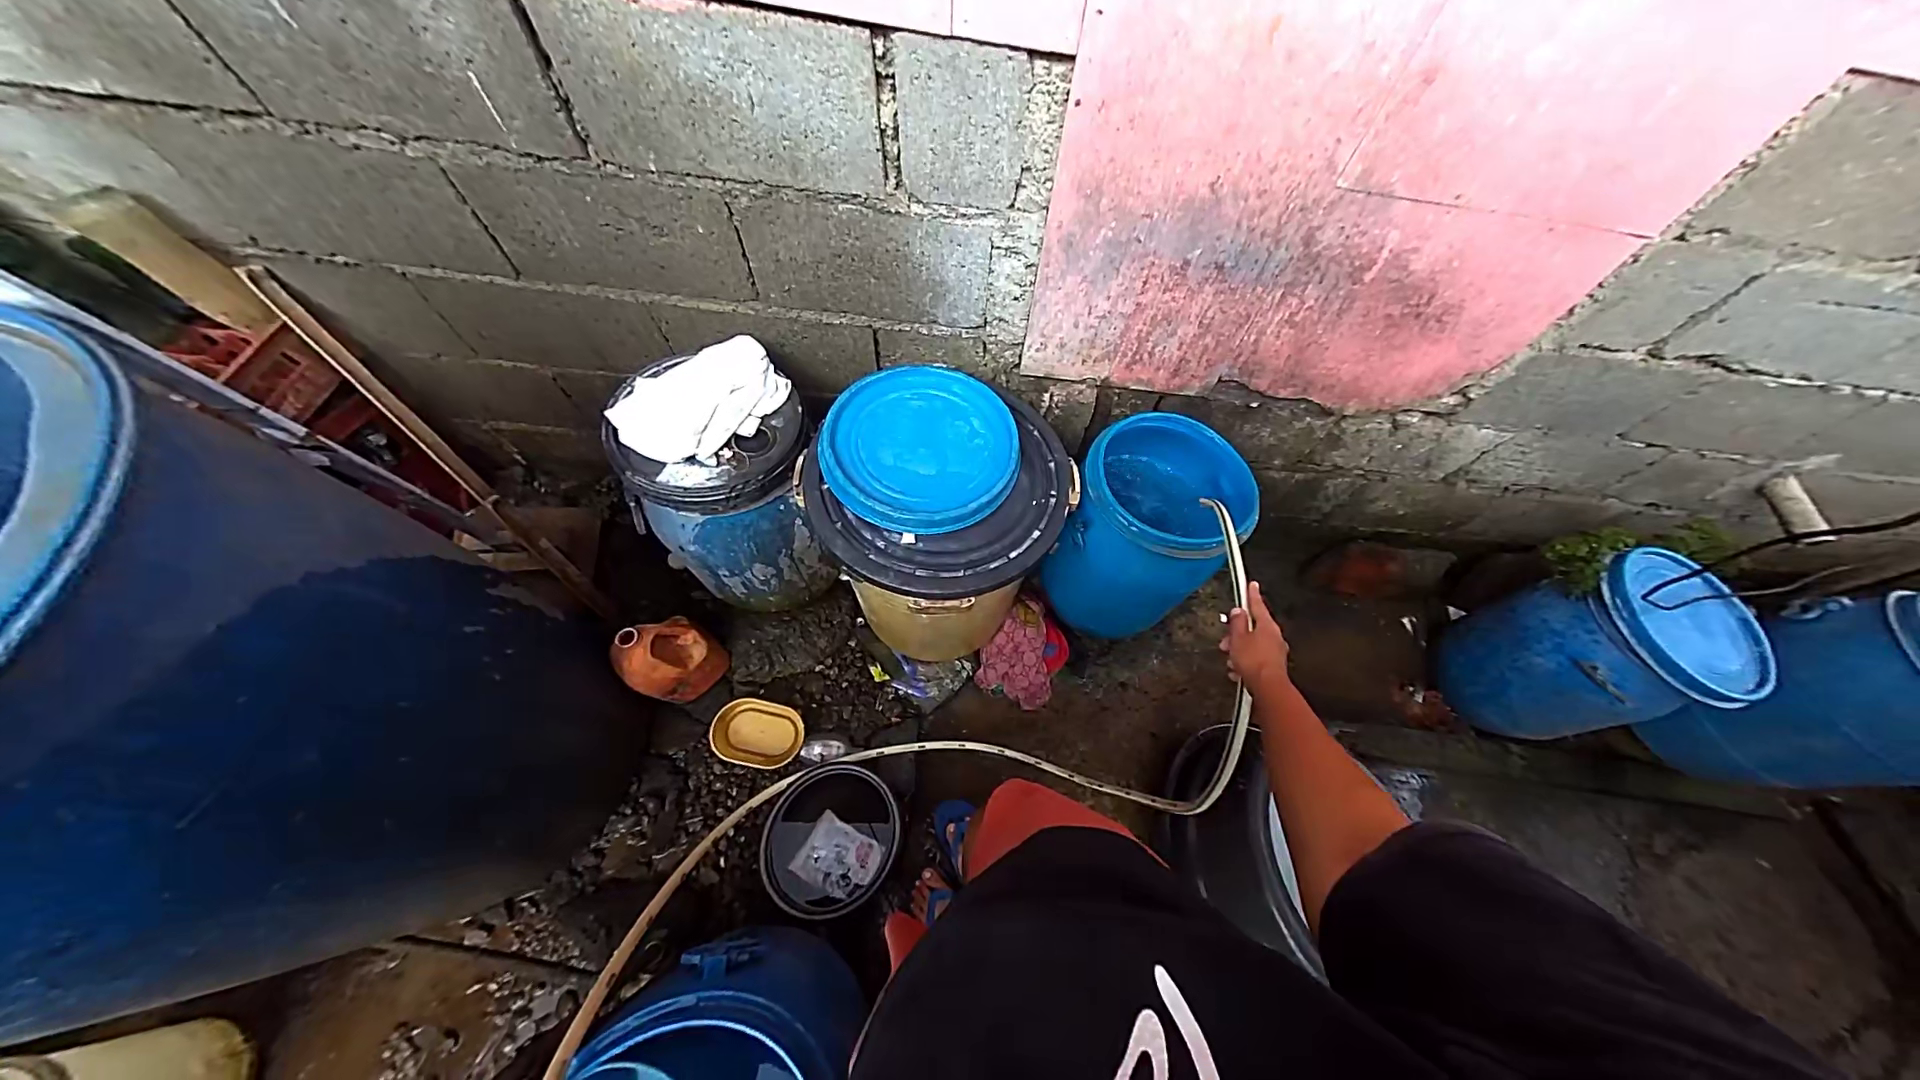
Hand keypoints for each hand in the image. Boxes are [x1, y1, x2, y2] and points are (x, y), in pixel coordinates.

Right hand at [1220, 581, 1290, 689]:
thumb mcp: (1238, 639)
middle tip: (1226, 641)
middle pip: (1252, 627)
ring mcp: (1275, 650)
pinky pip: (1255, 658)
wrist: (1267, 687)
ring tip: (1231, 661)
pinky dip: (1245, 662)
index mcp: (1266, 626)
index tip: (1252, 584)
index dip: (1252, 594)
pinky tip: (1238, 671)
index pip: (1257, 605)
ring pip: (1252, 644)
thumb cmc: (1253, 661)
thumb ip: (1237, 623)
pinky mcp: (1273, 665)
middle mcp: (1274, 636)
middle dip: (1237, 634)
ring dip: (1239, 651)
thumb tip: (1238, 612)